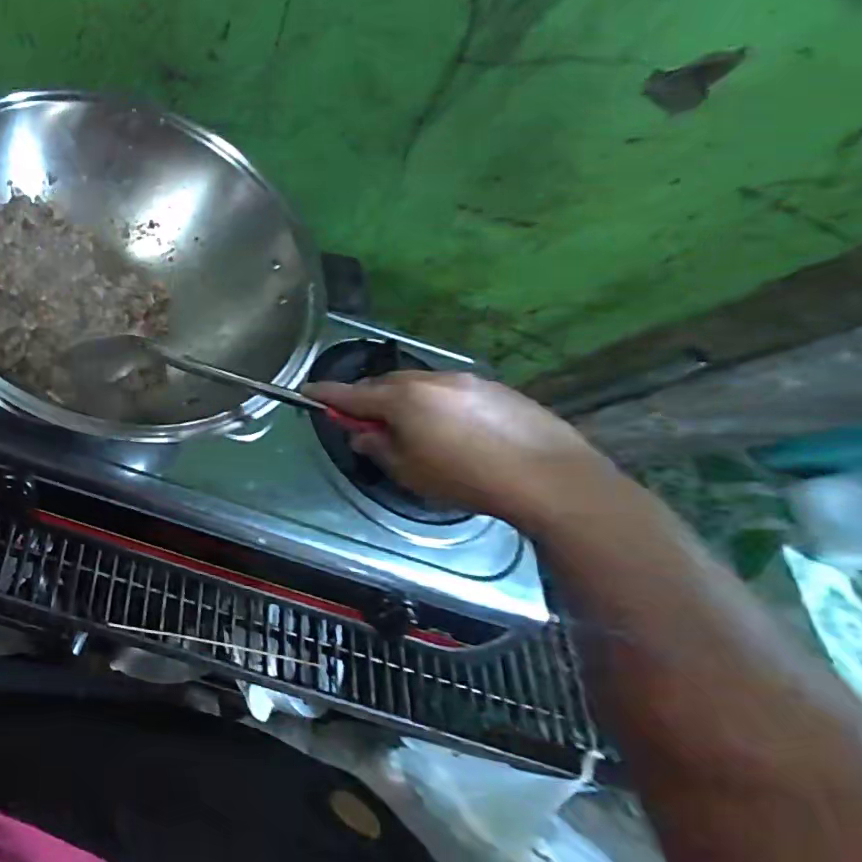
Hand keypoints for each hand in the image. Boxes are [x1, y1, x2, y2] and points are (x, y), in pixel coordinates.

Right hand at [305, 371, 623, 530]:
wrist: (555, 481)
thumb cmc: (467, 479)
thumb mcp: (407, 472)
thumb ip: (378, 446)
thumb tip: (366, 433)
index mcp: (402, 399)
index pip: (349, 393)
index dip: (324, 395)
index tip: (307, 392)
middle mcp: (432, 381)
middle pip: (385, 384)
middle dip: (370, 399)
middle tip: (368, 424)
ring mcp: (469, 382)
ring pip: (421, 386)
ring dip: (407, 401)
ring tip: (414, 430)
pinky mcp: (500, 391)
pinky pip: (454, 392)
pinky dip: (440, 405)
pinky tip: (455, 432)